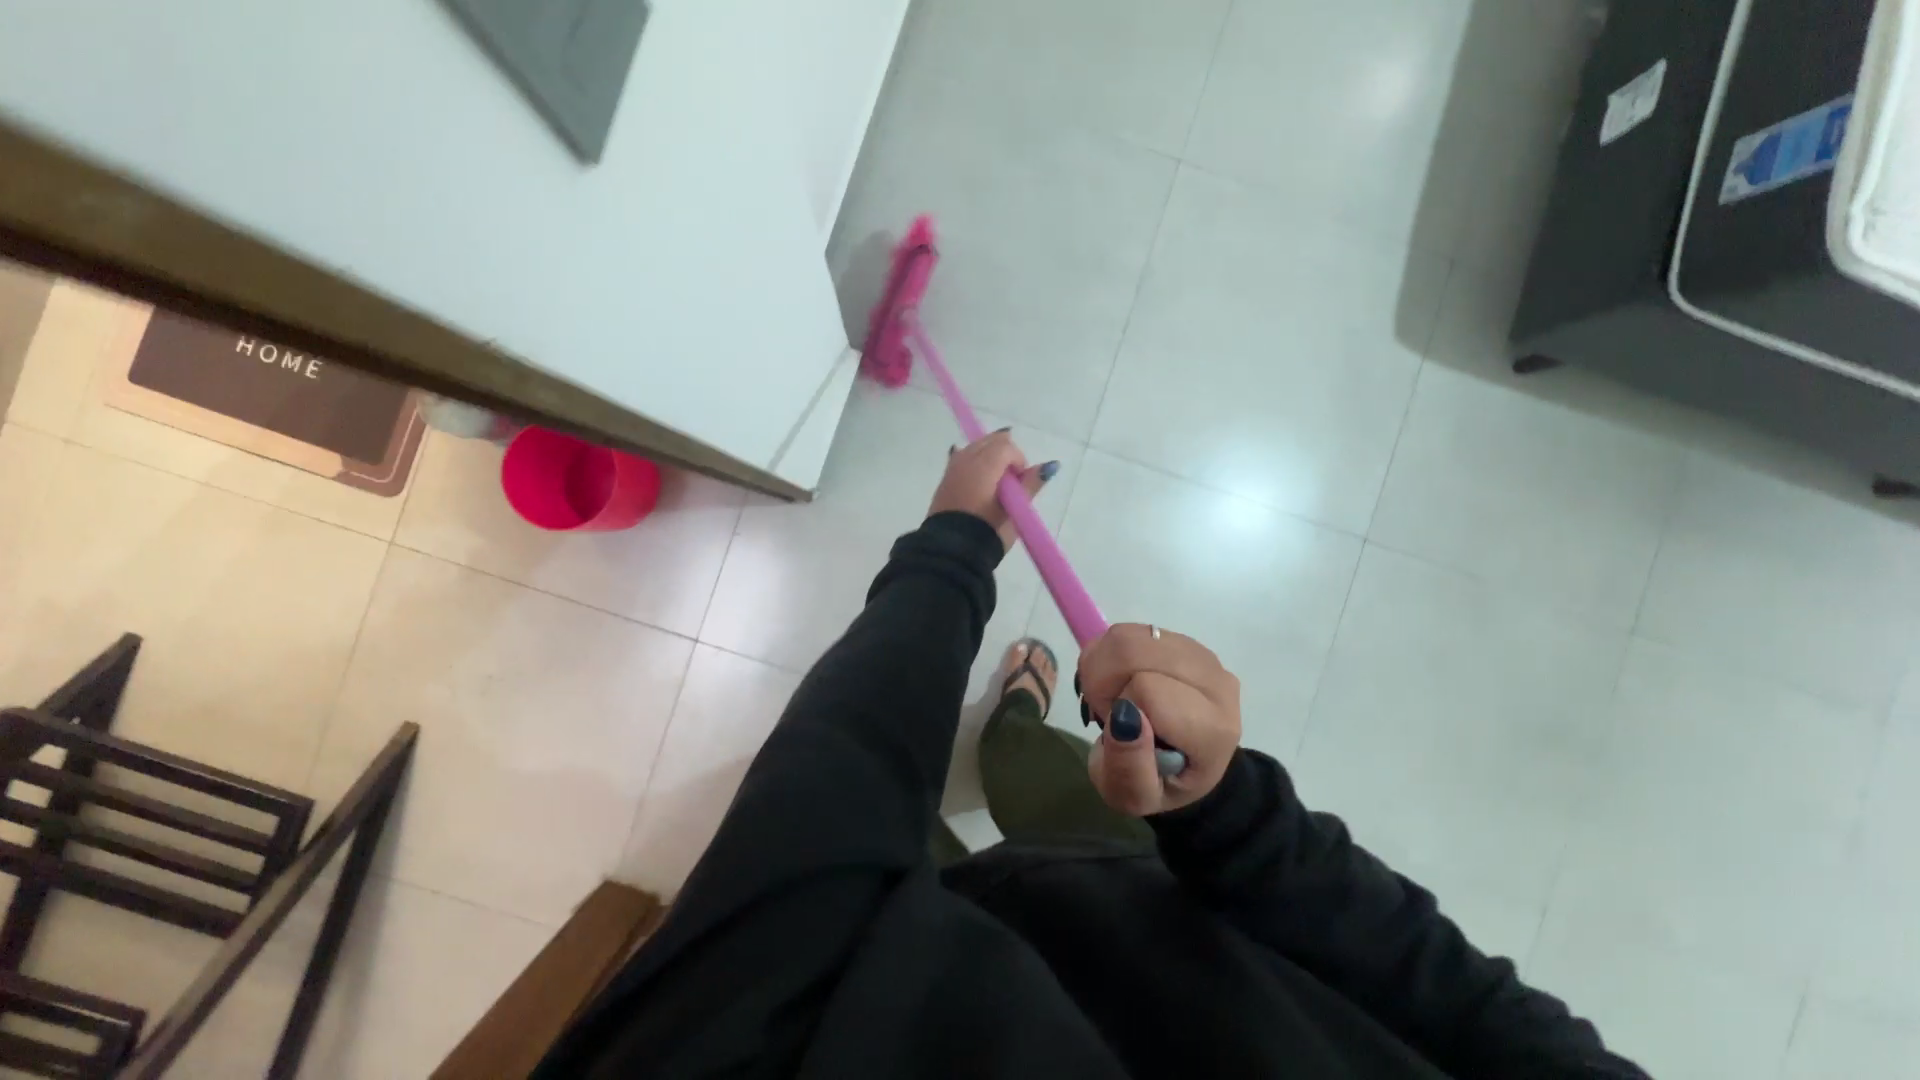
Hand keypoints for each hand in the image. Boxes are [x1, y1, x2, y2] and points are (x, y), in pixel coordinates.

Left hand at [927, 430, 1058, 550]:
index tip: (1021, 484)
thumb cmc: (989, 531)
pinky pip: (962, 460)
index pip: (1007, 446)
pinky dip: (974, 465)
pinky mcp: (944, 482)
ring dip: (989, 458)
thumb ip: (1030, 483)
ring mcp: (952, 469)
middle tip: (1012, 482)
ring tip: (996, 485)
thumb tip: (1050, 465)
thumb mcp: (1015, 509)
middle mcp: (966, 459)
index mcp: (984, 464)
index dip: (1019, 461)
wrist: (952, 552)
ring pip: (975, 448)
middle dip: (1005, 454)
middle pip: (990, 441)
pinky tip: (979, 482)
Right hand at [1077, 624, 1241, 815]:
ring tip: (1113, 694)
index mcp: (1210, 729)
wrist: (1189, 764)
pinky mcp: (1185, 642)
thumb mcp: (1134, 797)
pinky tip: (1120, 679)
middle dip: (1104, 679)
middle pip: (1137, 650)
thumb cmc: (1161, 783)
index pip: (1146, 689)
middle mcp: (1216, 683)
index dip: (1117, 708)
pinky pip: (1133, 630)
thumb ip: (1128, 767)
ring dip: (1105, 664)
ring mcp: (1202, 656)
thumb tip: (1125, 717)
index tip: (1116, 731)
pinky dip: (1111, 652)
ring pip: (1131, 635)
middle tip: (1107, 710)